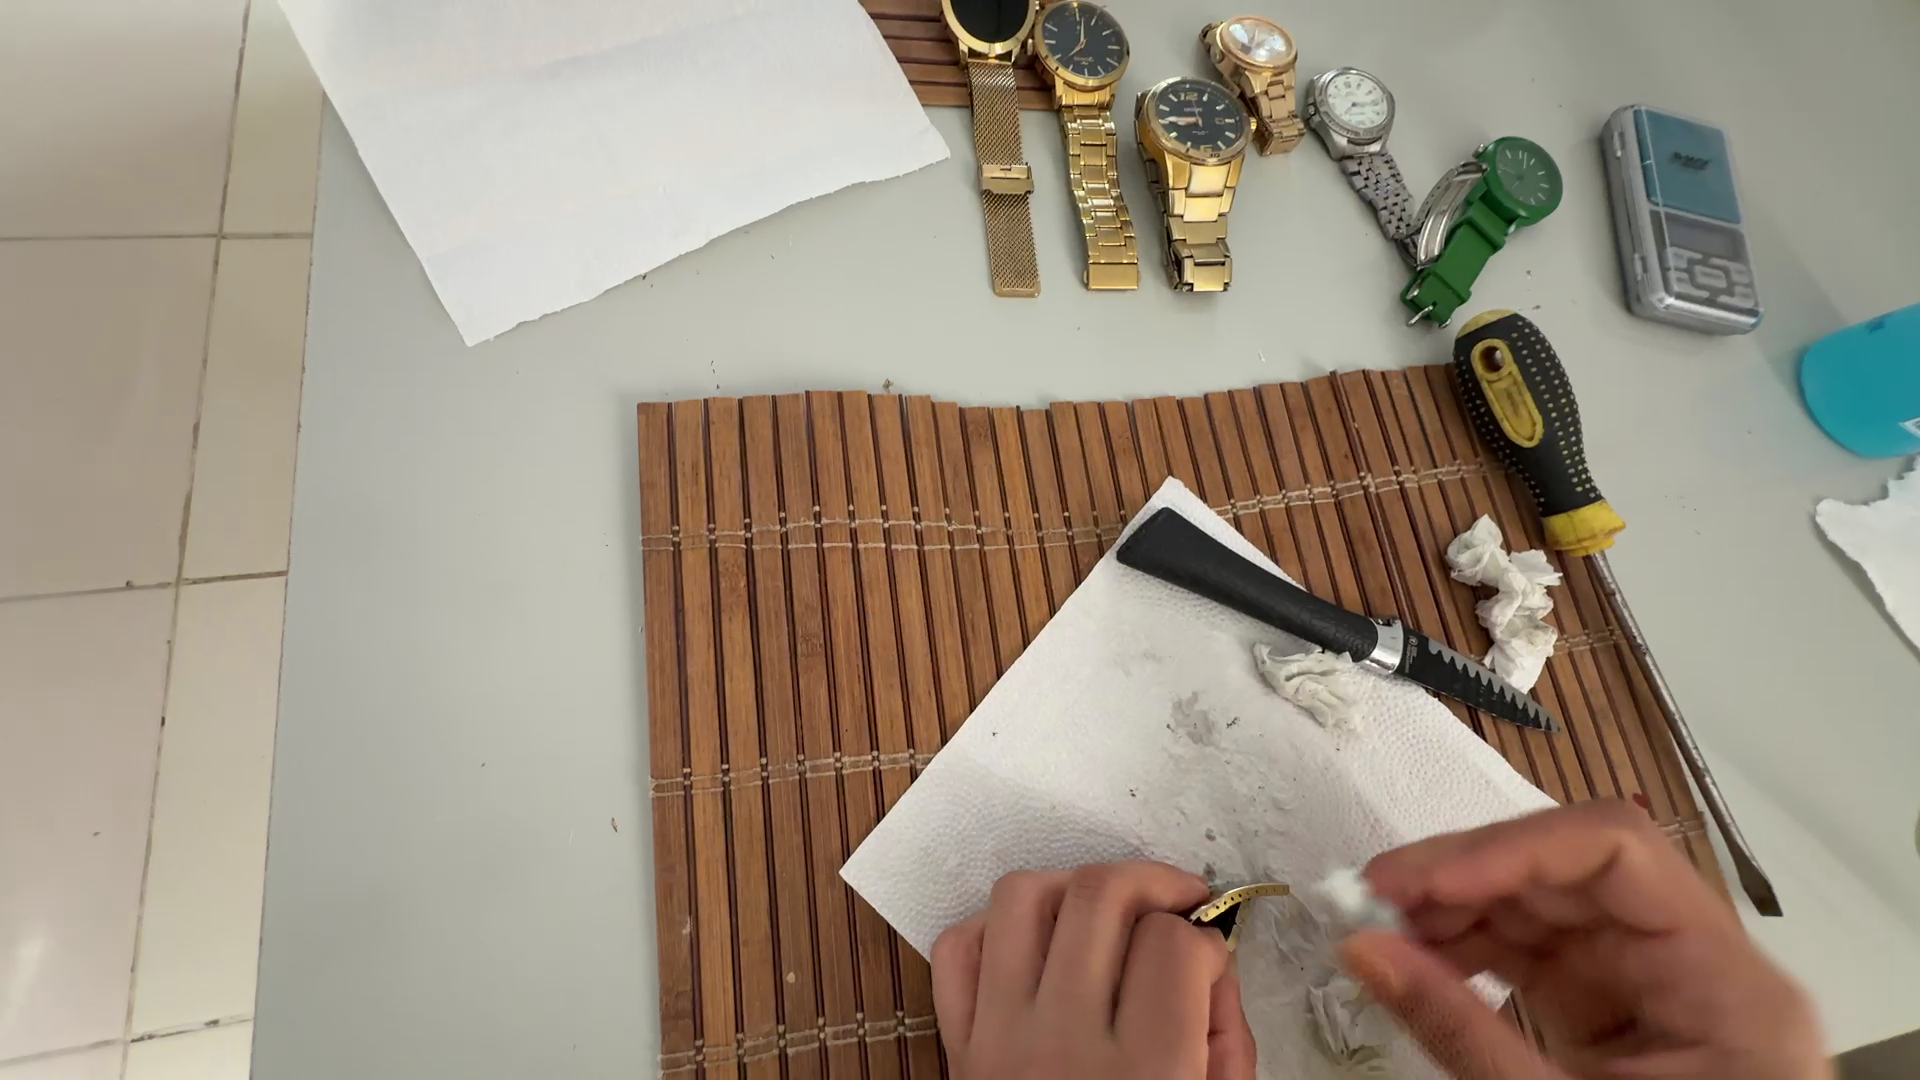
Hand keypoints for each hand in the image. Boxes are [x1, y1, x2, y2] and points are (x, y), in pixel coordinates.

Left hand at [930, 861, 1255, 1079]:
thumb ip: (1225, 1046)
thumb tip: (1207, 964)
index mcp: (1143, 1076)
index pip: (1173, 947)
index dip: (1205, 937)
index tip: (1210, 954)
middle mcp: (1061, 1043)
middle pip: (1096, 896)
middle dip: (1147, 879)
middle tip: (1173, 900)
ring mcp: (997, 1037)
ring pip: (1020, 897)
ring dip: (1069, 884)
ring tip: (1102, 909)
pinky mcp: (956, 1044)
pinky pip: (957, 949)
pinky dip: (993, 928)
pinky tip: (1033, 946)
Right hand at [1341, 801, 1828, 1079]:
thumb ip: (1462, 1032)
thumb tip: (1357, 946)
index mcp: (1723, 979)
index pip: (1613, 849)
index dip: (1508, 848)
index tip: (1416, 881)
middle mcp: (1679, 953)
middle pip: (1553, 866)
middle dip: (1454, 873)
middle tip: (1368, 895)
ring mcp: (1633, 973)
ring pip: (1522, 897)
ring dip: (1441, 904)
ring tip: (1375, 929)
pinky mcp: (1592, 995)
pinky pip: (1513, 941)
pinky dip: (1453, 941)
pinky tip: (1410, 958)